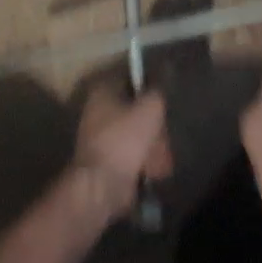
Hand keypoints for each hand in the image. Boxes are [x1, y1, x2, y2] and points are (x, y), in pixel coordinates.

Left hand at [72, 83, 172, 216]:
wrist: (103, 182)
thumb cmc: (125, 138)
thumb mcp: (150, 108)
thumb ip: (157, 91)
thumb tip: (161, 79)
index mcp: (102, 92)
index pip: (130, 79)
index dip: (150, 88)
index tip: (164, 101)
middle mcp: (97, 112)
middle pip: (136, 111)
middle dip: (155, 127)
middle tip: (163, 137)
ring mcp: (101, 138)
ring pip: (137, 135)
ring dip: (154, 147)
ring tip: (162, 159)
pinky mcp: (107, 161)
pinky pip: (133, 156)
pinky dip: (145, 163)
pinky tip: (155, 171)